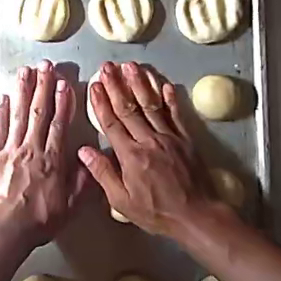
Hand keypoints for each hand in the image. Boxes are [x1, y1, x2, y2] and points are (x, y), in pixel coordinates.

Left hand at [0, 61, 89, 251]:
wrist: (5, 230)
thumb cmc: (39, 220)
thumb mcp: (70, 205)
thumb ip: (82, 181)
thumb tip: (88, 159)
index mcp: (52, 160)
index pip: (59, 124)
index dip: (63, 102)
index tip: (64, 83)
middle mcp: (31, 149)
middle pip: (38, 112)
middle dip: (42, 87)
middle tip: (46, 66)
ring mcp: (10, 151)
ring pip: (18, 115)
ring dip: (22, 91)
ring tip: (25, 71)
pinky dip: (0, 112)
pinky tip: (3, 97)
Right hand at [77, 61, 230, 240]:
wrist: (196, 214)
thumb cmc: (157, 212)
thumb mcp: (122, 201)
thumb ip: (103, 174)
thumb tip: (84, 151)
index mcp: (130, 155)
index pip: (111, 123)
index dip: (101, 102)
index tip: (94, 85)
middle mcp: (148, 140)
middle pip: (129, 108)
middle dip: (116, 85)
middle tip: (107, 66)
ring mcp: (169, 137)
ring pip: (151, 105)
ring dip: (140, 84)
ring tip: (131, 66)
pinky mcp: (186, 139)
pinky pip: (176, 114)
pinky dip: (170, 99)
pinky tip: (165, 84)